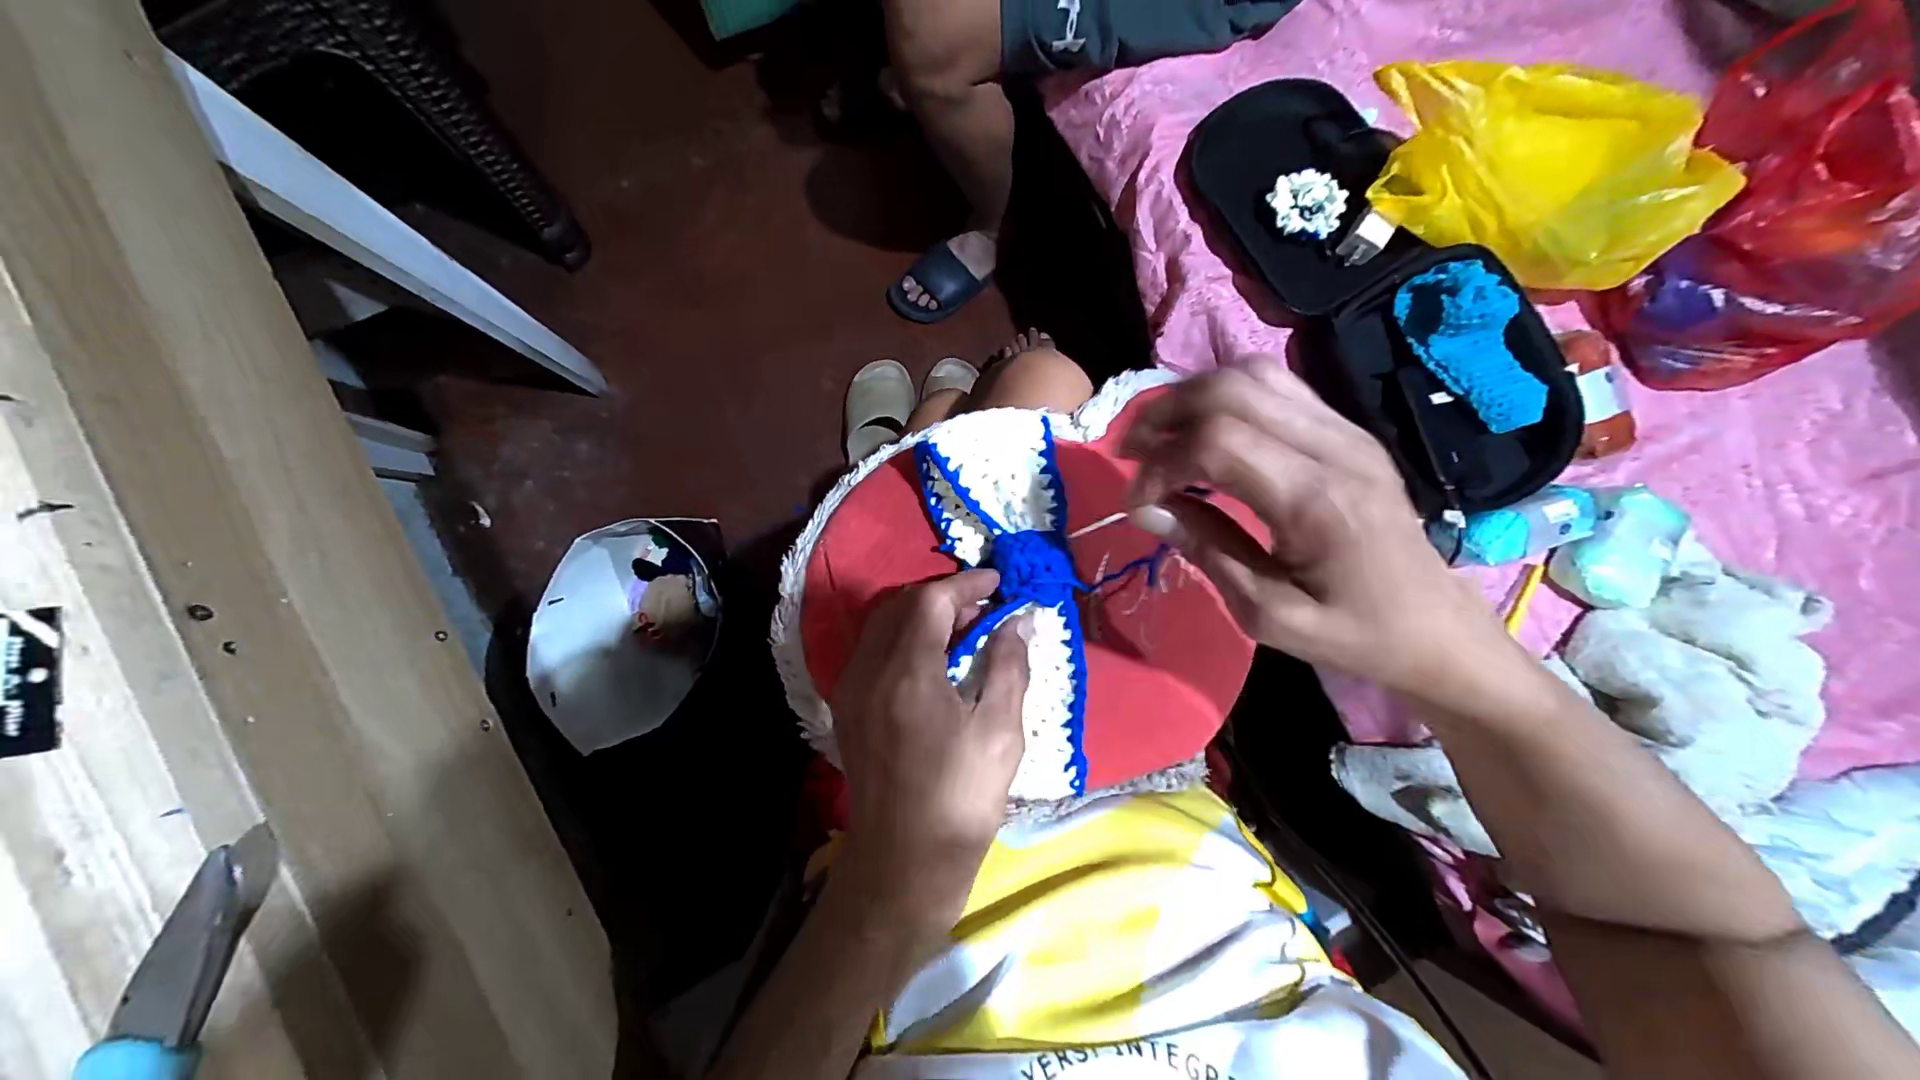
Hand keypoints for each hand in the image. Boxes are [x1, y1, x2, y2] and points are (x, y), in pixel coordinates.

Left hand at [830, 569, 1029, 929]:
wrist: (904, 862)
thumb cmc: (961, 799)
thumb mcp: (1001, 732)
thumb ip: (1009, 666)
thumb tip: (1016, 622)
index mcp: (907, 672)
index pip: (931, 600)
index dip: (967, 584)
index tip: (999, 583)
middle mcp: (868, 670)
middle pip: (901, 605)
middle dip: (944, 596)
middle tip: (984, 608)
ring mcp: (850, 689)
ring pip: (882, 625)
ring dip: (921, 615)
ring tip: (963, 630)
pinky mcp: (847, 708)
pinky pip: (873, 651)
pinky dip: (903, 639)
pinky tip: (934, 660)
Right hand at [1121, 364, 1519, 709]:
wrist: (1435, 626)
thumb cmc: (1351, 633)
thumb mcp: (1268, 615)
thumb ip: (1207, 550)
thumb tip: (1147, 508)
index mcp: (1316, 500)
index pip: (1216, 443)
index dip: (1160, 466)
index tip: (1138, 504)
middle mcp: (1334, 447)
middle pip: (1228, 390)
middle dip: (1163, 415)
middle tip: (1131, 453)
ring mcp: (1346, 430)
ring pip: (1251, 374)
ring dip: (1191, 397)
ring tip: (1160, 436)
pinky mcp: (1347, 429)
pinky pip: (1275, 385)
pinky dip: (1225, 396)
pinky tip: (1204, 430)